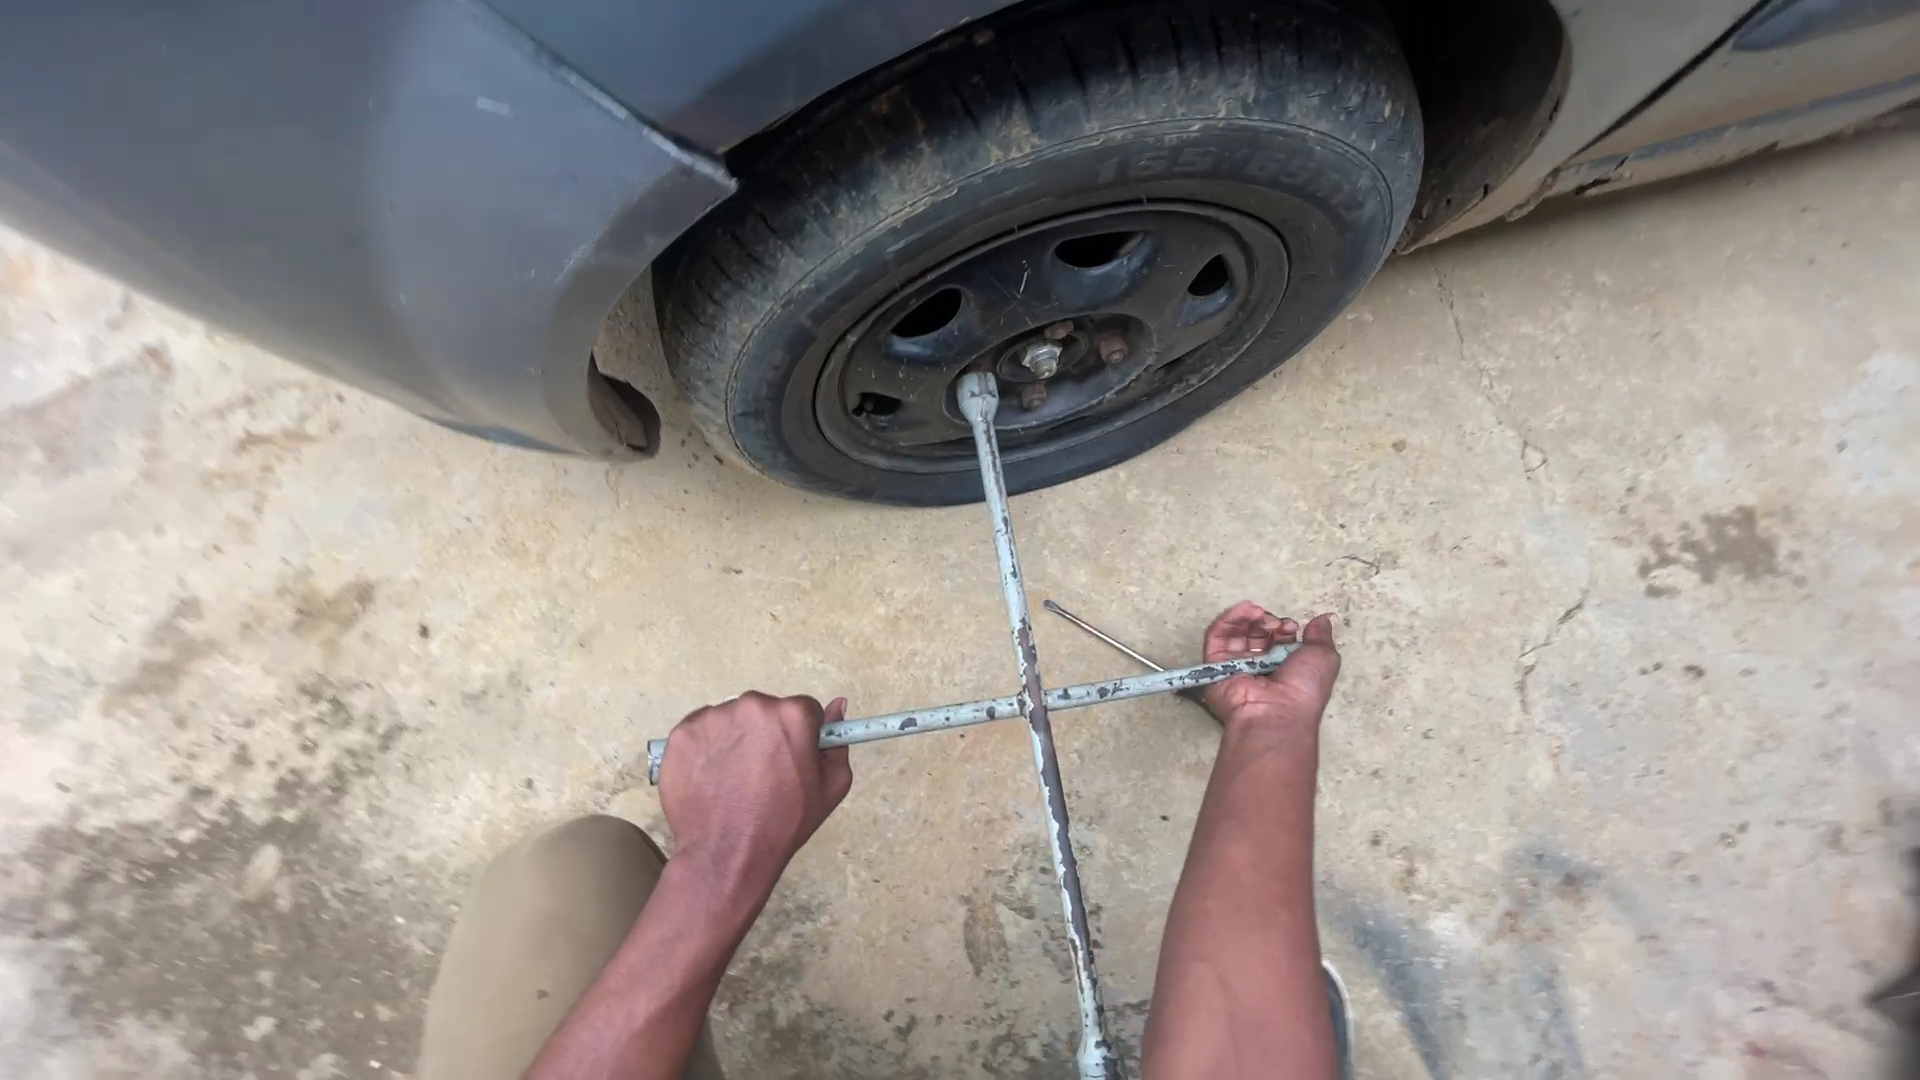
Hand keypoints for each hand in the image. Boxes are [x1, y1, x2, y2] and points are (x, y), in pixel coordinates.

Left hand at [659, 692, 852, 898]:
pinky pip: (700, 731)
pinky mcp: (682, 734)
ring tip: (733, 779)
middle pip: (765, 711)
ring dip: (735, 739)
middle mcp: (753, 704)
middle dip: (766, 735)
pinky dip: (705, 748)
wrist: (727, 855)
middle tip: (761, 774)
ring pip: (732, 719)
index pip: (803, 711)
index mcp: (793, 714)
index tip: (791, 761)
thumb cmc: (785, 822)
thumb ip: (836, 742)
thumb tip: (838, 704)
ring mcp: (713, 718)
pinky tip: (710, 777)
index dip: (800, 736)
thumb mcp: (830, 787)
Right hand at [1198, 602, 1340, 732]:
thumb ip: (1321, 637)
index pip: (1276, 640)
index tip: (1291, 627)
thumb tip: (1322, 620)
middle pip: (1254, 634)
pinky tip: (1244, 611)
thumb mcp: (1323, 659)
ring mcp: (1234, 666)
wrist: (1275, 712)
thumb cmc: (1303, 688)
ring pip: (1235, 633)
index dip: (1283, 628)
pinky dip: (1228, 620)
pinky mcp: (1213, 665)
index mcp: (1282, 669)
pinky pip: (1215, 638)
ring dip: (1247, 618)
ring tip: (1258, 613)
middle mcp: (1257, 667)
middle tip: (1275, 623)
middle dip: (1266, 622)